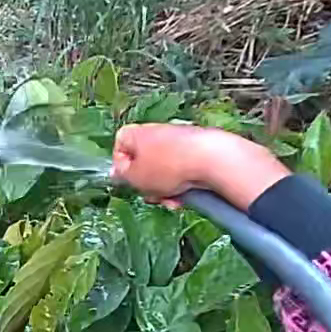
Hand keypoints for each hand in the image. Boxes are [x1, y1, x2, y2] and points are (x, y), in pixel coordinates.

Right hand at [110, 123, 289, 209]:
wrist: (214, 160)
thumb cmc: (170, 166)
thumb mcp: (135, 177)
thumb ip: (121, 175)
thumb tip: (116, 173)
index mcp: (137, 133)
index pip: (119, 146)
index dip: (120, 165)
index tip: (126, 179)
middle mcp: (157, 132)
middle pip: (142, 161)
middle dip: (146, 181)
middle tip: (150, 193)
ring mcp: (179, 139)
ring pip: (162, 169)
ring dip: (163, 187)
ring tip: (171, 198)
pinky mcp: (197, 149)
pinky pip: (181, 170)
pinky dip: (180, 184)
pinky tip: (185, 195)